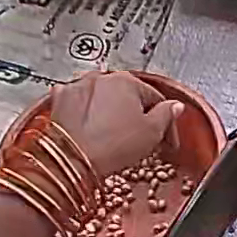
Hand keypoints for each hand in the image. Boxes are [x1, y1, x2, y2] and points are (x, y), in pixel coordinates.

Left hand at [49, 72, 182, 176]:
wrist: (73, 158)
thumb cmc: (112, 146)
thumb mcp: (152, 133)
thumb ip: (167, 115)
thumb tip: (175, 107)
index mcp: (128, 81)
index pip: (157, 100)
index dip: (167, 125)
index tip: (168, 141)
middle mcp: (102, 78)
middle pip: (129, 97)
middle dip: (138, 117)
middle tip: (143, 140)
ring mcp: (79, 87)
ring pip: (104, 100)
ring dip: (113, 115)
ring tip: (116, 138)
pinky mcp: (61, 101)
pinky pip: (82, 106)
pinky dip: (89, 117)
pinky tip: (94, 132)